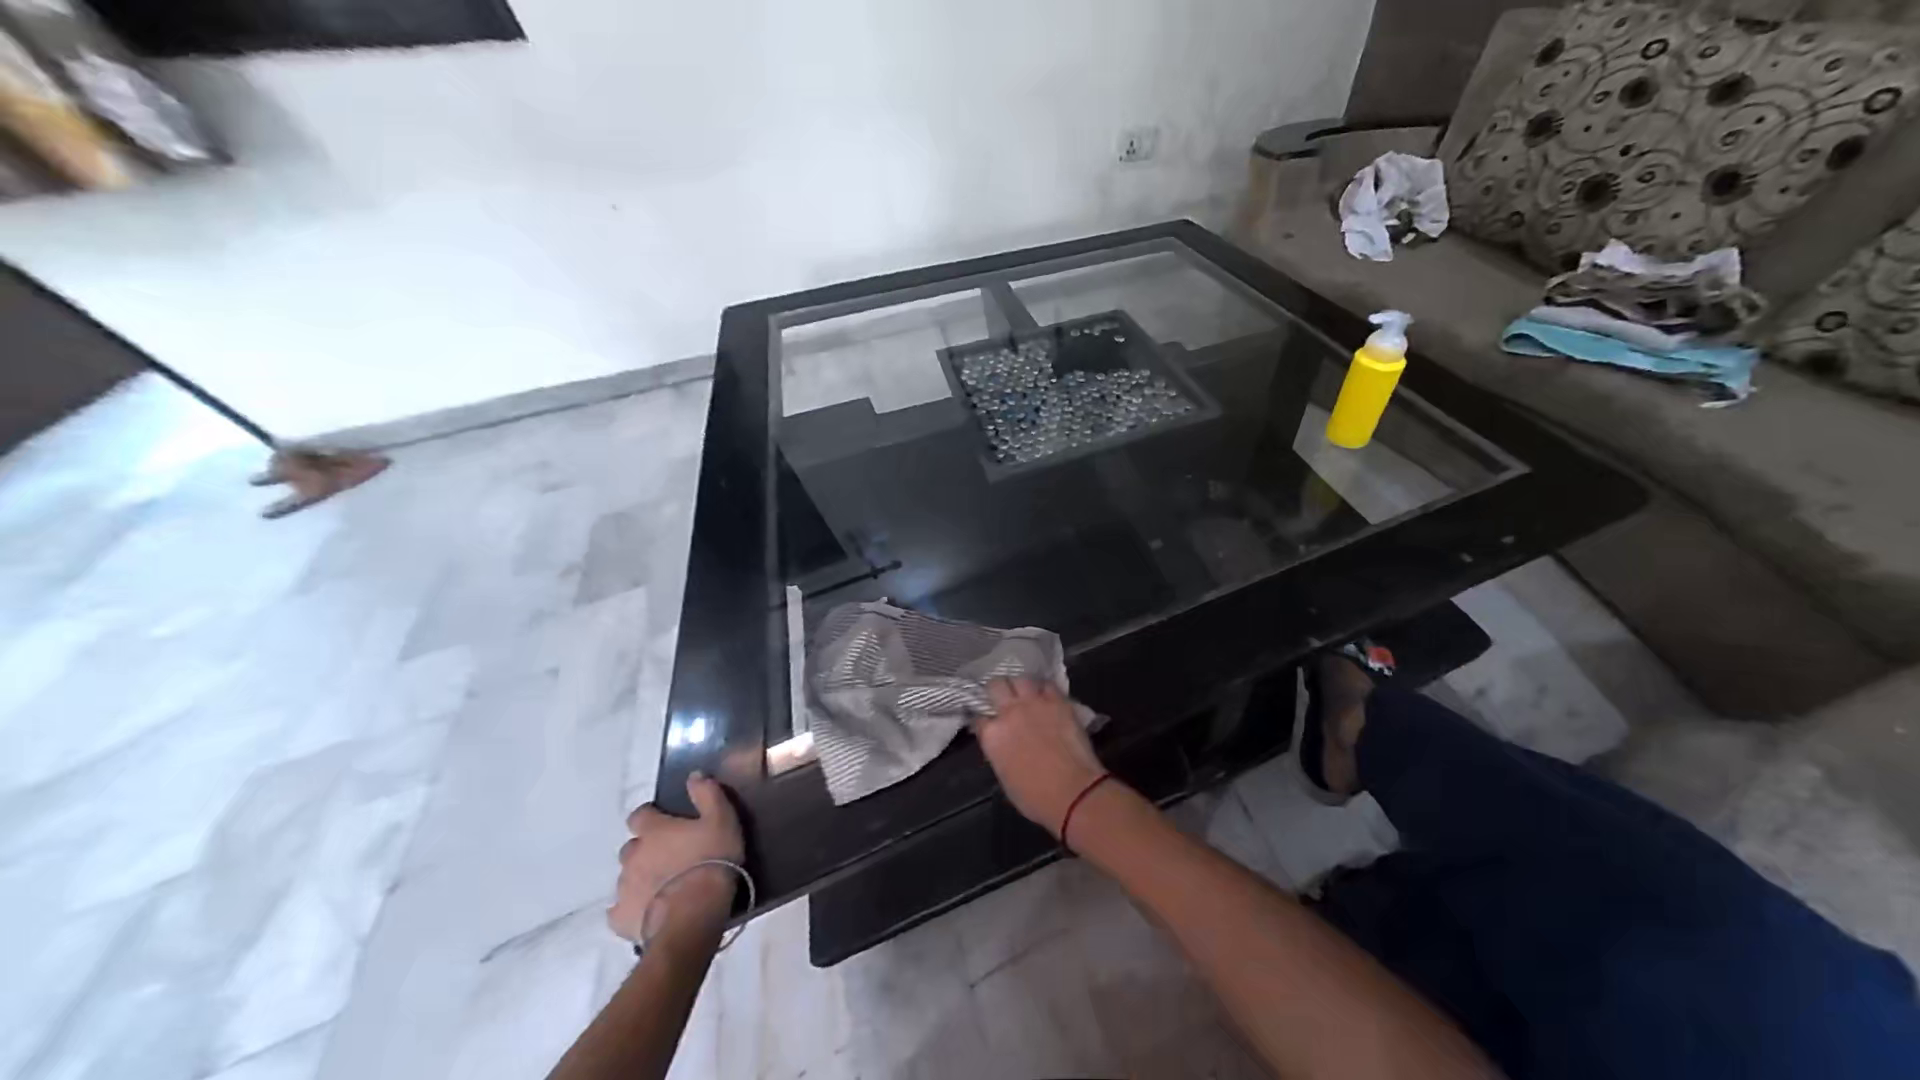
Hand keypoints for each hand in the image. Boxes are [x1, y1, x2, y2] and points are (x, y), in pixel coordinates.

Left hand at [608, 772, 744, 943]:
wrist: (694, 914)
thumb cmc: (711, 860)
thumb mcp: (721, 819)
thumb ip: (707, 794)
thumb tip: (694, 774)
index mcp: (653, 830)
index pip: (640, 815)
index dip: (650, 817)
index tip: (664, 821)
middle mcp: (632, 855)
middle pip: (632, 848)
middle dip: (645, 850)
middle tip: (668, 857)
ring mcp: (623, 888)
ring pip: (627, 878)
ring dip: (640, 878)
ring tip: (663, 887)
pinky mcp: (621, 918)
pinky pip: (620, 911)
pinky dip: (631, 909)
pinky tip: (646, 912)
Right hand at [972, 678, 1106, 835]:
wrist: (1074, 792)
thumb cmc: (1035, 797)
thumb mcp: (1004, 777)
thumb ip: (998, 752)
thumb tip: (1001, 743)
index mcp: (992, 735)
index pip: (978, 717)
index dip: (983, 719)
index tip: (987, 723)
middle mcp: (1009, 712)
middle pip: (996, 686)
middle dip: (997, 691)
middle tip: (1003, 700)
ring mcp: (1034, 703)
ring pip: (1021, 679)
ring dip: (1020, 686)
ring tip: (1025, 695)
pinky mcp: (1058, 701)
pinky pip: (1047, 685)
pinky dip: (1044, 689)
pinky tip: (1046, 697)